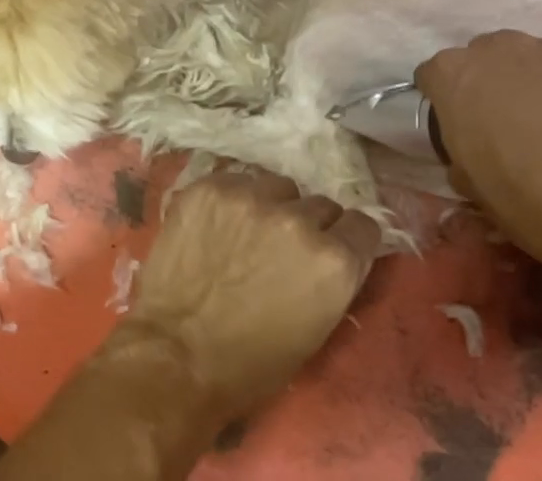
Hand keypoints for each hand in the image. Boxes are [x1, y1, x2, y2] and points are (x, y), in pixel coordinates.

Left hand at [124, 173, 378, 415]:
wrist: (178, 352)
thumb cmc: (252, 361)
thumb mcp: (317, 327)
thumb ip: (332, 278)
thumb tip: (333, 251)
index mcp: (334, 260)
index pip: (363, 225)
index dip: (348, 238)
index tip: (333, 247)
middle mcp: (297, 219)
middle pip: (319, 204)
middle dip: (308, 223)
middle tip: (283, 246)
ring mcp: (249, 198)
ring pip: (276, 186)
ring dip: (270, 205)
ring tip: (247, 231)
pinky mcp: (208, 189)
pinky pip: (234, 180)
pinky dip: (231, 199)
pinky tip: (216, 223)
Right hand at [415, 29, 541, 290]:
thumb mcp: (482, 193)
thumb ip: (468, 154)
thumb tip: (477, 152)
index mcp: (459, 77)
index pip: (440, 75)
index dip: (456, 102)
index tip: (473, 129)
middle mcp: (508, 47)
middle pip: (500, 56)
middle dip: (512, 85)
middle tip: (538, 130)